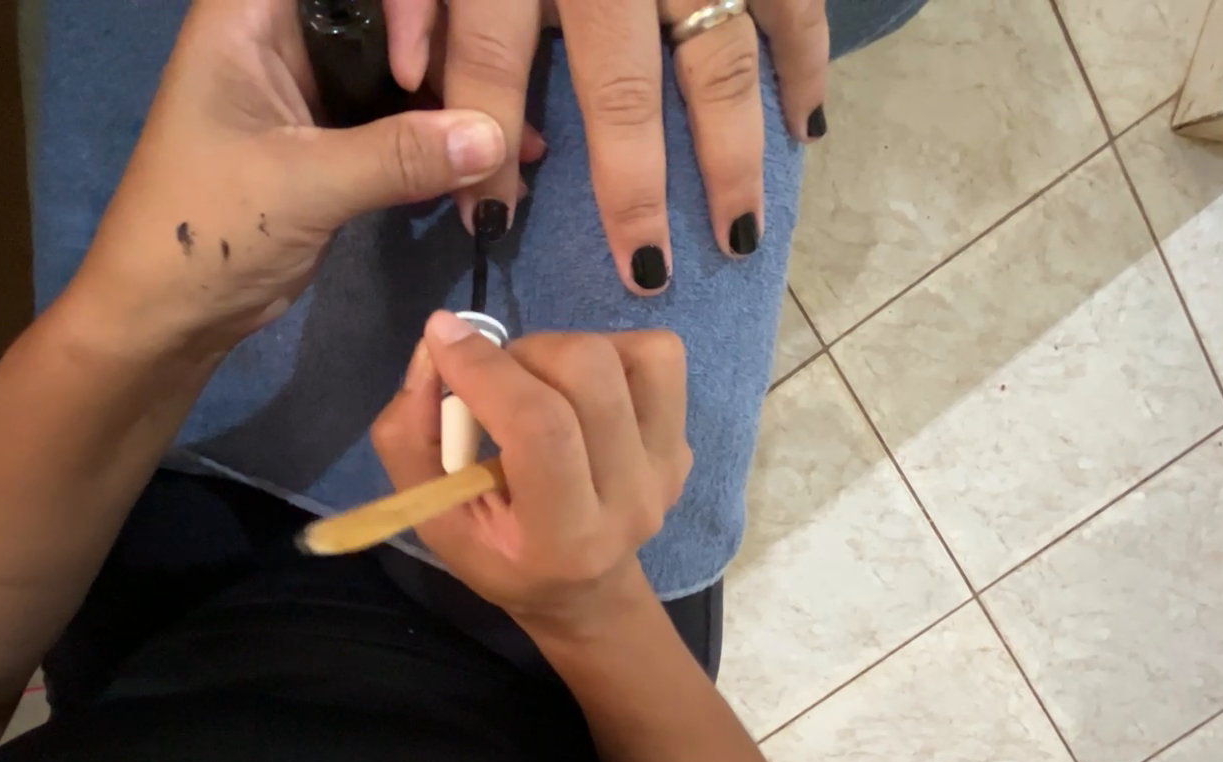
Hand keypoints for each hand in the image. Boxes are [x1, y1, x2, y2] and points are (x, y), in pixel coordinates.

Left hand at [59, 0, 507, 358]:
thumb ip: (399, 156)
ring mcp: (314, 97)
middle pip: (387, 26)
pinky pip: (400, 133)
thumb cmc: (208, 229)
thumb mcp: (305, 184)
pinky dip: (440, 153)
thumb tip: (495, 138)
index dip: (413, 4)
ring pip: (400, 83)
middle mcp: (286, 40)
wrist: (179, 311)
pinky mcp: (335, 146)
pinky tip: (490, 169)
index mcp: (253, 15)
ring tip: (520, 142)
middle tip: (515, 96)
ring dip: (455, 112)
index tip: (472, 37)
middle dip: (449, 60)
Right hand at [371, 312, 692, 635]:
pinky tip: (583, 390)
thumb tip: (435, 347)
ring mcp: (666, 469)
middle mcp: (630, 501)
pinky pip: (657, 354)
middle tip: (495, 380)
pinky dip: (611, 351)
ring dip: (561, 351)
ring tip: (537, 388)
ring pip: (623, 354)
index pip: (540, 427)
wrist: (587, 590)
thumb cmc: (503, 557)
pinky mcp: (683, 443)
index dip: (487, 369)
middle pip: (588, 372)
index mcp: (564, 537)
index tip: (444, 338)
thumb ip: (410, 438)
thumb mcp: (433, 518)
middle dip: (522, 353)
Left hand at [388, 0, 828, 295]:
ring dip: (734, 159)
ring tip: (740, 238)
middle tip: (646, 274)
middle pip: (626, 90)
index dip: (487, 154)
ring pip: (721, 61)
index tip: (489, 232)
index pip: (494, 63)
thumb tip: (413, 74)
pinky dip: (806, 62)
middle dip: (633, 189)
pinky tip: (809, 128)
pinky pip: (792, 1)